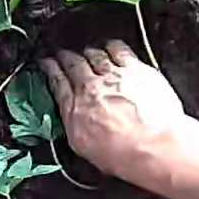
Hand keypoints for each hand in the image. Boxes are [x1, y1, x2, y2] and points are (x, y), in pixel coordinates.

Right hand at [40, 41, 198, 185]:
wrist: (151, 145)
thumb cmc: (122, 153)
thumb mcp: (82, 146)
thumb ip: (73, 125)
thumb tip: (71, 120)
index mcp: (74, 108)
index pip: (57, 82)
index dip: (50, 70)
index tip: (47, 64)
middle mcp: (90, 88)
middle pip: (74, 65)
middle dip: (65, 58)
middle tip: (62, 54)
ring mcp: (113, 76)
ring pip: (95, 56)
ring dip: (88, 52)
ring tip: (86, 51)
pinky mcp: (136, 70)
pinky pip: (120, 51)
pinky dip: (112, 46)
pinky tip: (111, 45)